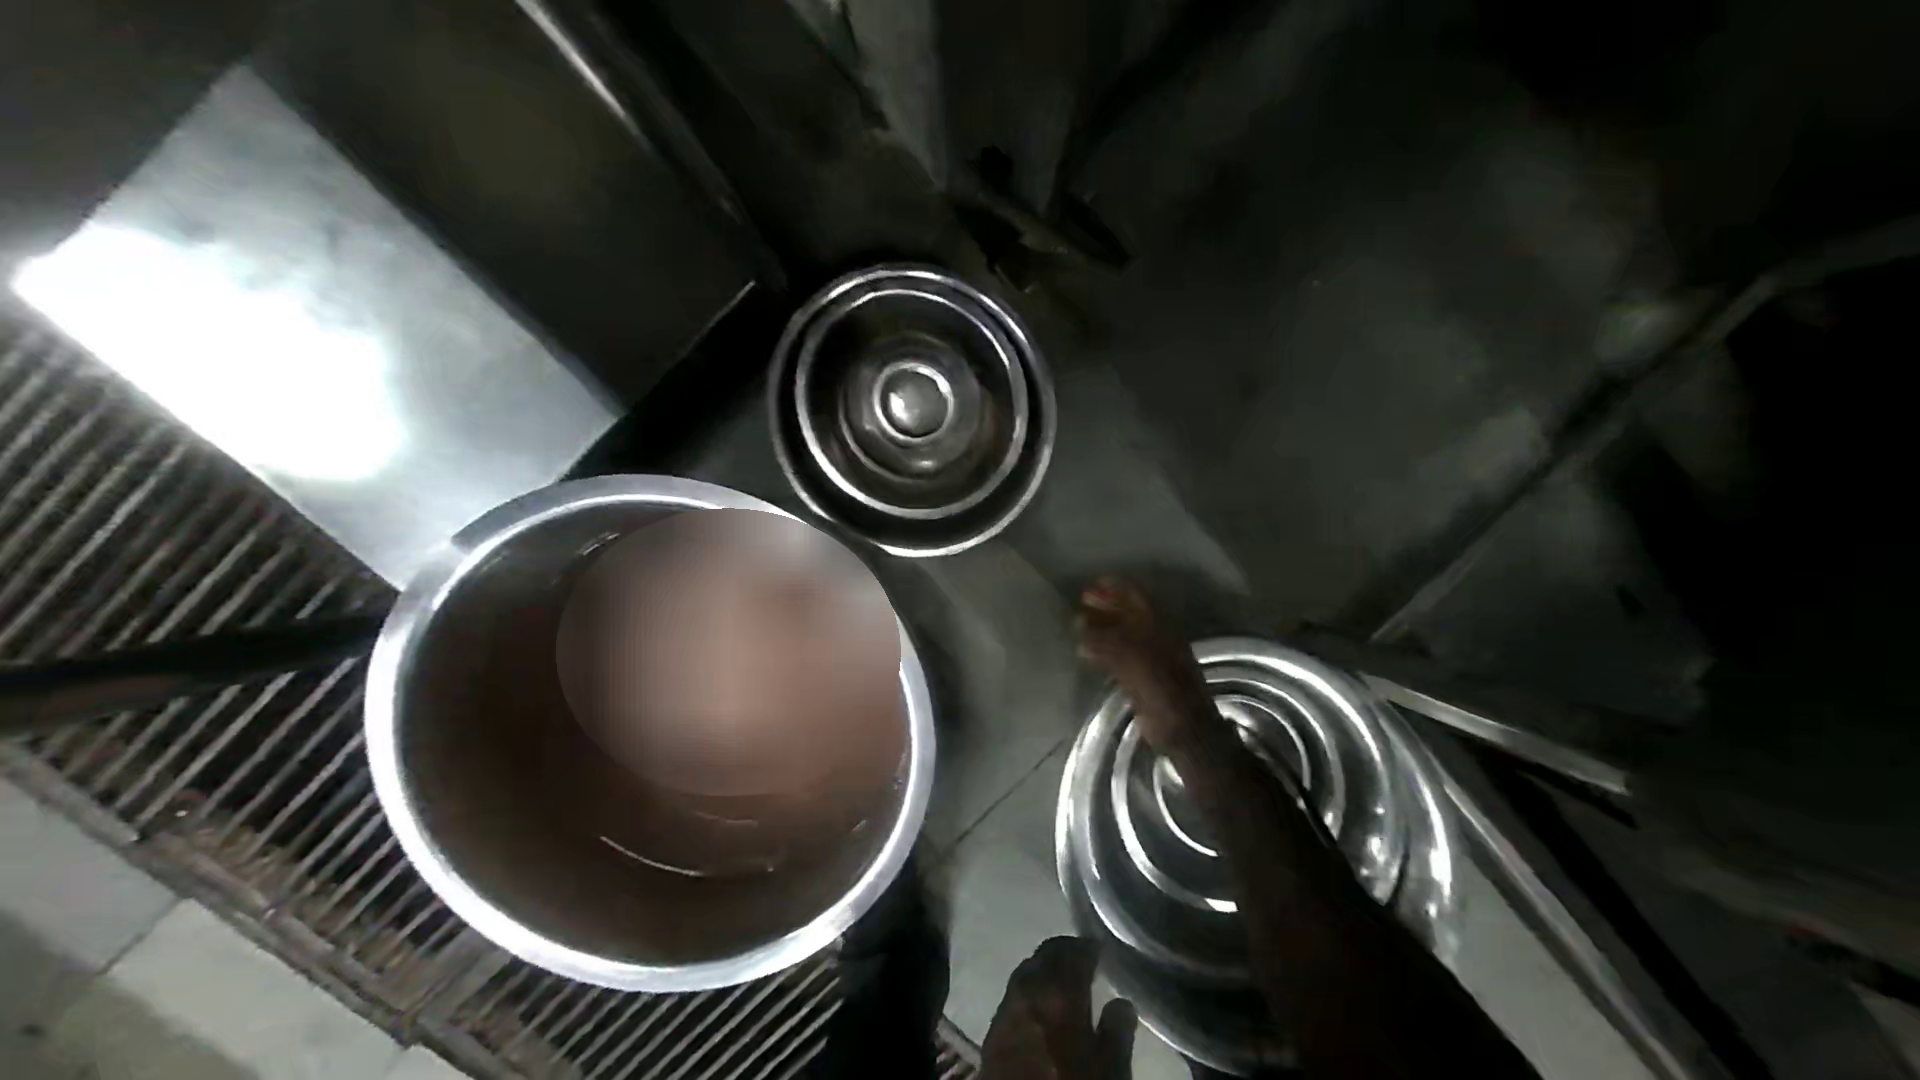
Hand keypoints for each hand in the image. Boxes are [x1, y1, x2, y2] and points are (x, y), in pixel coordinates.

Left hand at [979, 937, 1135, 1079]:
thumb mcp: (1111, 1073)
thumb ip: (1117, 1034)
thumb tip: (1121, 1003)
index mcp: (1059, 992)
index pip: (1073, 951)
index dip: (1088, 947)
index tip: (1100, 950)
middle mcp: (1028, 990)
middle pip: (1044, 956)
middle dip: (1063, 953)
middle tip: (1081, 961)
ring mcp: (1005, 1009)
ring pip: (1026, 973)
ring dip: (1043, 970)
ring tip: (1062, 984)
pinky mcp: (991, 1032)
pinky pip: (1013, 996)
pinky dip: (1029, 992)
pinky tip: (1040, 1009)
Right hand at [1078, 578, 1218, 757]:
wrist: (1181, 726)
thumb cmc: (1159, 685)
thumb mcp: (1129, 656)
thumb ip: (1103, 639)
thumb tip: (1080, 627)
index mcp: (1158, 626)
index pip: (1135, 597)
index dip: (1115, 588)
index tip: (1093, 582)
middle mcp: (1155, 637)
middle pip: (1127, 614)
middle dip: (1106, 606)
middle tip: (1082, 600)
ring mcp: (1150, 659)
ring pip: (1122, 636)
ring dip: (1102, 628)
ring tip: (1078, 624)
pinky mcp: (1142, 679)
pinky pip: (1118, 659)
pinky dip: (1102, 652)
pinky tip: (1084, 652)